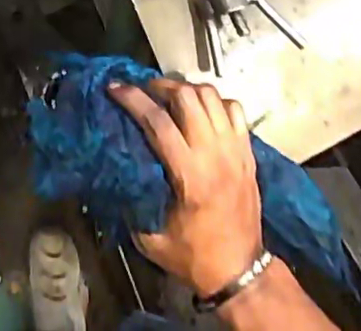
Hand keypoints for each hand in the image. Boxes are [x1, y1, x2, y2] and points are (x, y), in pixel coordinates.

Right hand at [107, 78, 262, 296]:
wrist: (242, 273)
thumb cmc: (194, 257)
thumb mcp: (150, 237)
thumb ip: (131, 200)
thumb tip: (112, 168)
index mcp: (190, 175)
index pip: (158, 121)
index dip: (133, 99)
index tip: (115, 86)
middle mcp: (215, 154)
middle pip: (187, 97)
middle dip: (161, 86)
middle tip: (145, 91)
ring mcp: (235, 149)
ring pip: (211, 96)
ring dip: (187, 89)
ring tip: (171, 96)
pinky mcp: (248, 151)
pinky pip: (234, 108)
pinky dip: (215, 101)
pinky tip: (201, 110)